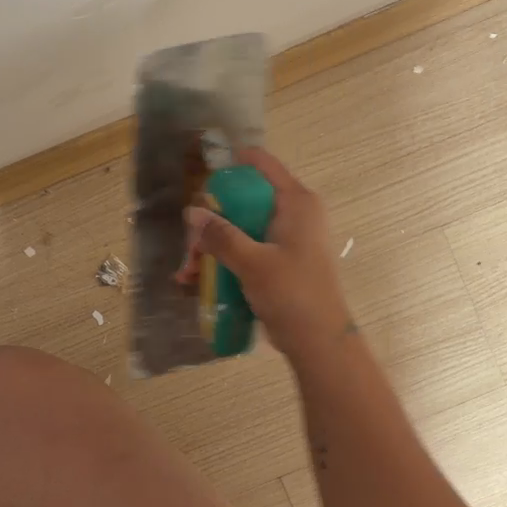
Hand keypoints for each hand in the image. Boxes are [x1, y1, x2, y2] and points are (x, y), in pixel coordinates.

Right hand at [175, 148, 353, 362]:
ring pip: (241, 229)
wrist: (319, 341)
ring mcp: (287, 240)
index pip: (262, 165)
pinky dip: (224, 262)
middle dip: (212, 221)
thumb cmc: (293, 294)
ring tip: (188, 271)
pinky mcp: (279, 262)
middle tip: (190, 244)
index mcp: (296, 203)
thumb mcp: (252, 262)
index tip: (201, 181)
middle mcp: (293, 214)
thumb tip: (192, 213)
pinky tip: (197, 280)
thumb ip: (221, 236)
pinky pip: (246, 251)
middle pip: (244, 200)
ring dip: (212, 247)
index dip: (231, 166)